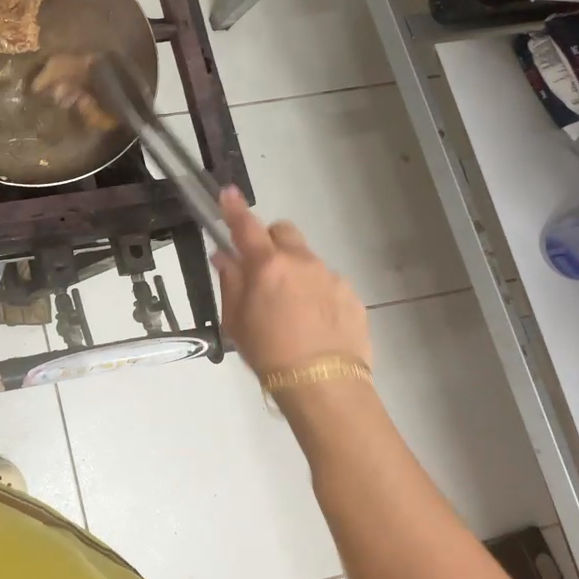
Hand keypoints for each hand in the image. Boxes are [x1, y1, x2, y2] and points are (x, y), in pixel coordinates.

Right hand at [214, 187, 370, 381]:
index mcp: (267, 266)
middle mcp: (301, 262)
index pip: (246, 226)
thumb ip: (230, 282)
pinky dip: (316, 292)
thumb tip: (225, 257)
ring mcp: (331, 277)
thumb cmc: (268, 353)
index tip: (228, 193)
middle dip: (270, 240)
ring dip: (294, 271)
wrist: (324, 385)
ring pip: (307, 259)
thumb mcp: (235, 321)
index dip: (234, 209)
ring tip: (290, 308)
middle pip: (283, 231)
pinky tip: (313, 322)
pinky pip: (328, 283)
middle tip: (261, 267)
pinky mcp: (353, 296)